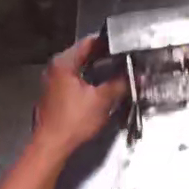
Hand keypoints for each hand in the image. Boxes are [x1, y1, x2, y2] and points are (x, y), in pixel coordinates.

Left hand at [34, 35, 126, 155]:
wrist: (51, 146)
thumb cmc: (73, 121)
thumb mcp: (102, 100)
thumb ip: (120, 84)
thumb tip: (137, 77)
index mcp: (63, 63)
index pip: (88, 43)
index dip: (107, 42)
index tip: (123, 44)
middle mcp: (54, 69)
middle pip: (82, 55)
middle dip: (103, 57)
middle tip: (123, 57)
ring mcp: (51, 83)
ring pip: (78, 69)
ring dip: (96, 70)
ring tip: (116, 71)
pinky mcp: (53, 96)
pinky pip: (73, 81)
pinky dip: (87, 80)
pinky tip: (100, 87)